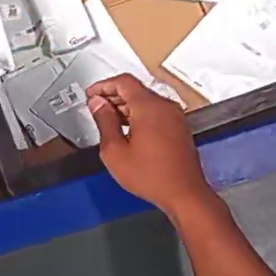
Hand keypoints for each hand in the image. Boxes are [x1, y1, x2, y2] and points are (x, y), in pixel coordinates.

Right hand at [87, 74, 216, 219]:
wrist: (184, 193)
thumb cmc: (151, 176)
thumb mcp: (115, 151)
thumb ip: (104, 122)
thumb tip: (97, 104)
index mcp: (149, 107)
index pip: (124, 82)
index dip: (103, 85)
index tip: (92, 94)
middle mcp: (165, 106)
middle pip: (136, 89)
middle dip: (113, 95)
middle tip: (97, 107)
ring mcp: (175, 117)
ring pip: (146, 101)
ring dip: (126, 106)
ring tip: (109, 120)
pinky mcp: (179, 128)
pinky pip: (156, 112)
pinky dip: (140, 115)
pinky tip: (129, 131)